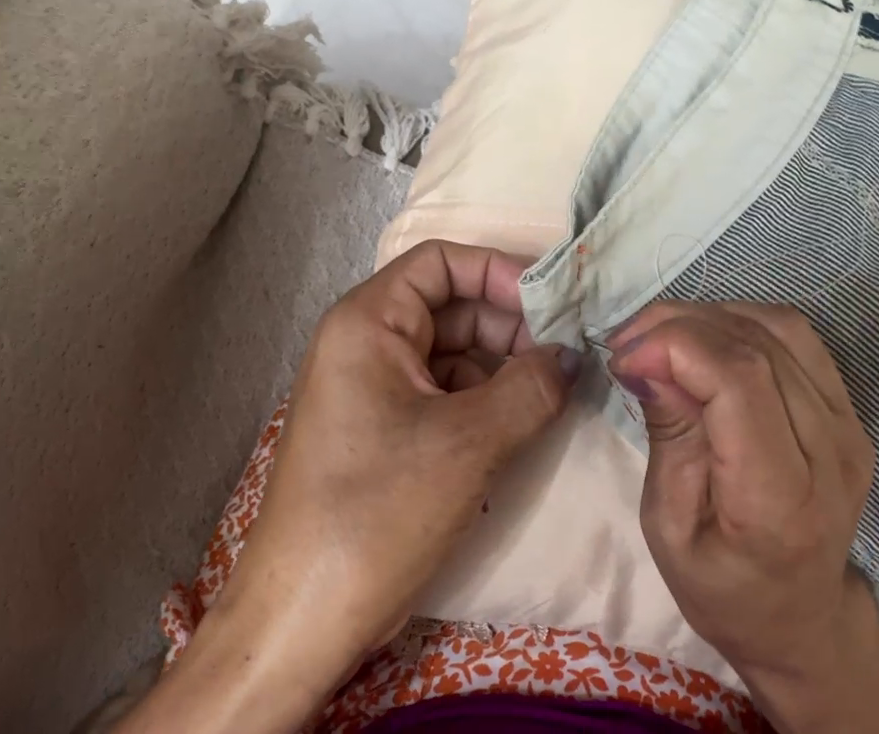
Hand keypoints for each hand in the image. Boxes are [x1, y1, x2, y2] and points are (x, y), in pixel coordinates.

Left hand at [121, 241, 577, 732]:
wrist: (304, 617)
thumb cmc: (378, 511)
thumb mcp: (469, 443)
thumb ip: (532, 386)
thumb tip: (574, 354)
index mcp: (368, 322)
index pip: (442, 261)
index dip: (501, 272)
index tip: (557, 306)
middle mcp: (365, 344)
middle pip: (451, 305)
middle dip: (511, 325)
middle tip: (568, 356)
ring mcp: (373, 390)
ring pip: (452, 353)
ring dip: (504, 367)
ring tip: (555, 393)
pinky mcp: (384, 432)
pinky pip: (443, 394)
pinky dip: (486, 401)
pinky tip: (523, 425)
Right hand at [610, 301, 878, 733]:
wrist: (801, 617)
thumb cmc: (721, 588)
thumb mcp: (668, 527)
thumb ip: (668, 436)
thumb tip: (647, 359)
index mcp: (781, 497)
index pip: (740, 382)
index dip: (676, 346)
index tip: (622, 356)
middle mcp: (831, 451)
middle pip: (758, 346)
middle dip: (679, 325)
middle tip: (626, 341)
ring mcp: (850, 426)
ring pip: (780, 328)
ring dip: (708, 317)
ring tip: (657, 336)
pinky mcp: (850, 411)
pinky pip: (797, 338)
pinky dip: (740, 322)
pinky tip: (702, 341)